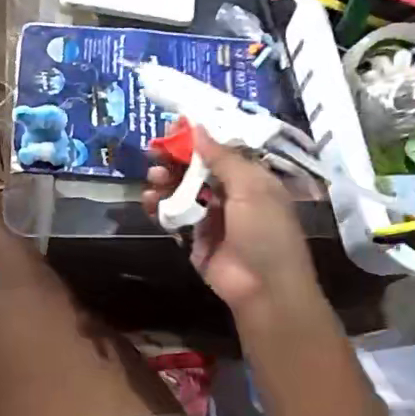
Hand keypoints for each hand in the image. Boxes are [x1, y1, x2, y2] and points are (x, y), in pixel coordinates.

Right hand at [143, 126, 323, 316]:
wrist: (264, 288)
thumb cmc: (266, 232)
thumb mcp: (251, 188)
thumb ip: (223, 158)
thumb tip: (198, 128)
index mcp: (251, 178)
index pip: (221, 150)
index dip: (197, 138)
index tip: (173, 127)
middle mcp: (231, 194)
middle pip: (197, 169)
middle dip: (175, 158)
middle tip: (153, 151)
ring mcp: (211, 217)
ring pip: (182, 191)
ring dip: (165, 180)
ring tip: (153, 176)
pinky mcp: (194, 239)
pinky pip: (173, 217)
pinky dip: (159, 206)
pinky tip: (149, 199)